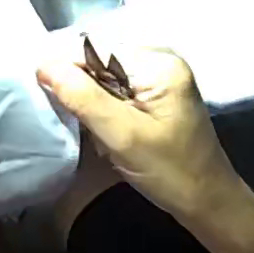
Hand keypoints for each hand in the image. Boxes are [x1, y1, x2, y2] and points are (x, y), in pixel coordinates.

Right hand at [37, 47, 246, 227]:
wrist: (209, 204)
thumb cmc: (171, 173)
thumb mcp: (122, 137)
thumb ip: (83, 98)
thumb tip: (44, 66)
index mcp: (157, 62)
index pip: (95, 48)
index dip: (66, 67)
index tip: (45, 92)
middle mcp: (158, 57)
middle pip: (98, 56)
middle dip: (79, 83)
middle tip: (72, 115)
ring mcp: (157, 72)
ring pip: (101, 71)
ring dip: (88, 95)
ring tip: (87, 122)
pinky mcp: (153, 88)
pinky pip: (112, 82)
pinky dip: (100, 102)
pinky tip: (102, 124)